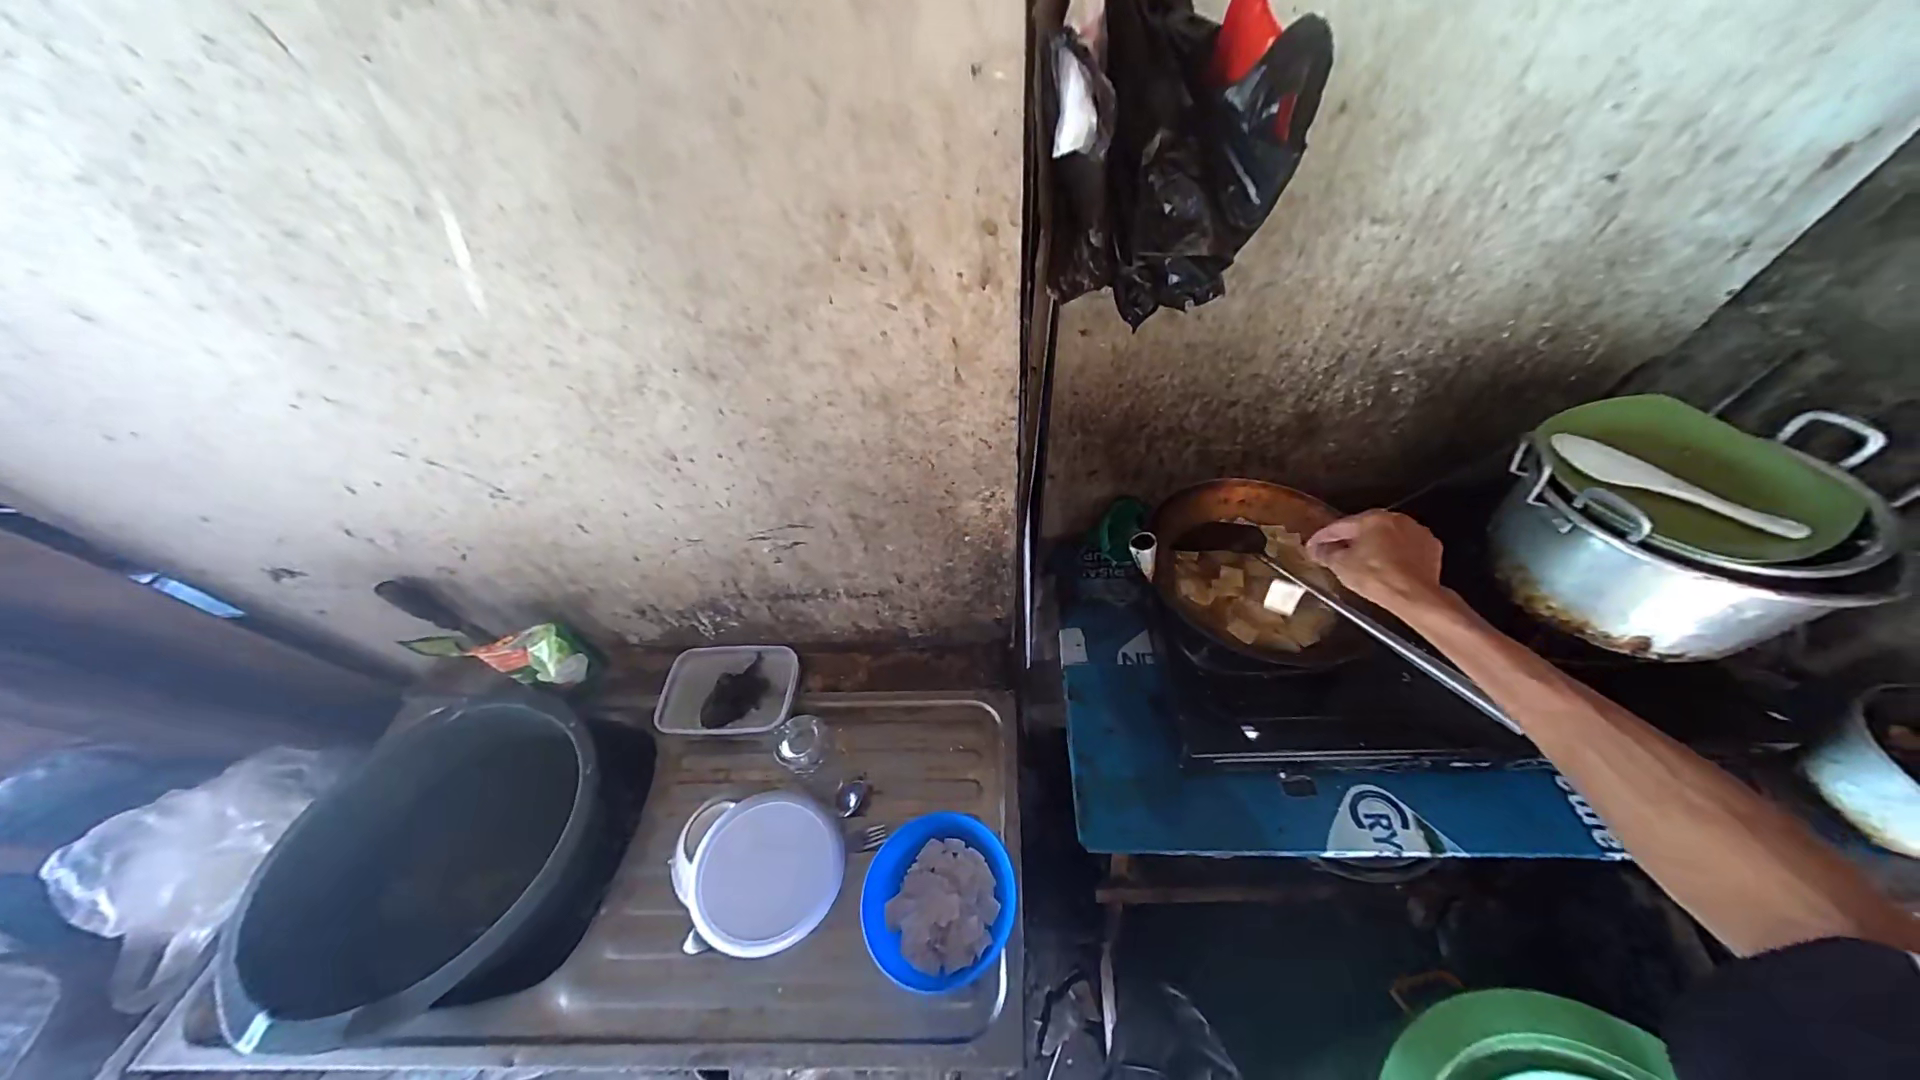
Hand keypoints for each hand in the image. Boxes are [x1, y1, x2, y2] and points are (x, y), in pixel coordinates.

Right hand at [1306, 510, 1448, 612]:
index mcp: (1371, 518)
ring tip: (1362, 562)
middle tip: (1335, 554)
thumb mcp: (1340, 565)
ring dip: (1373, 546)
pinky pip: (1405, 547)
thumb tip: (1319, 549)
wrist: (1415, 596)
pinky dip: (1394, 554)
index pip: (1339, 526)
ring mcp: (1417, 532)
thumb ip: (1326, 553)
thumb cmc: (1376, 577)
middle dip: (1349, 540)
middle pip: (1365, 528)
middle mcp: (1396, 519)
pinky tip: (1386, 567)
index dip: (1322, 537)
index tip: (1313, 546)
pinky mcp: (1431, 548)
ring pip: (1387, 536)